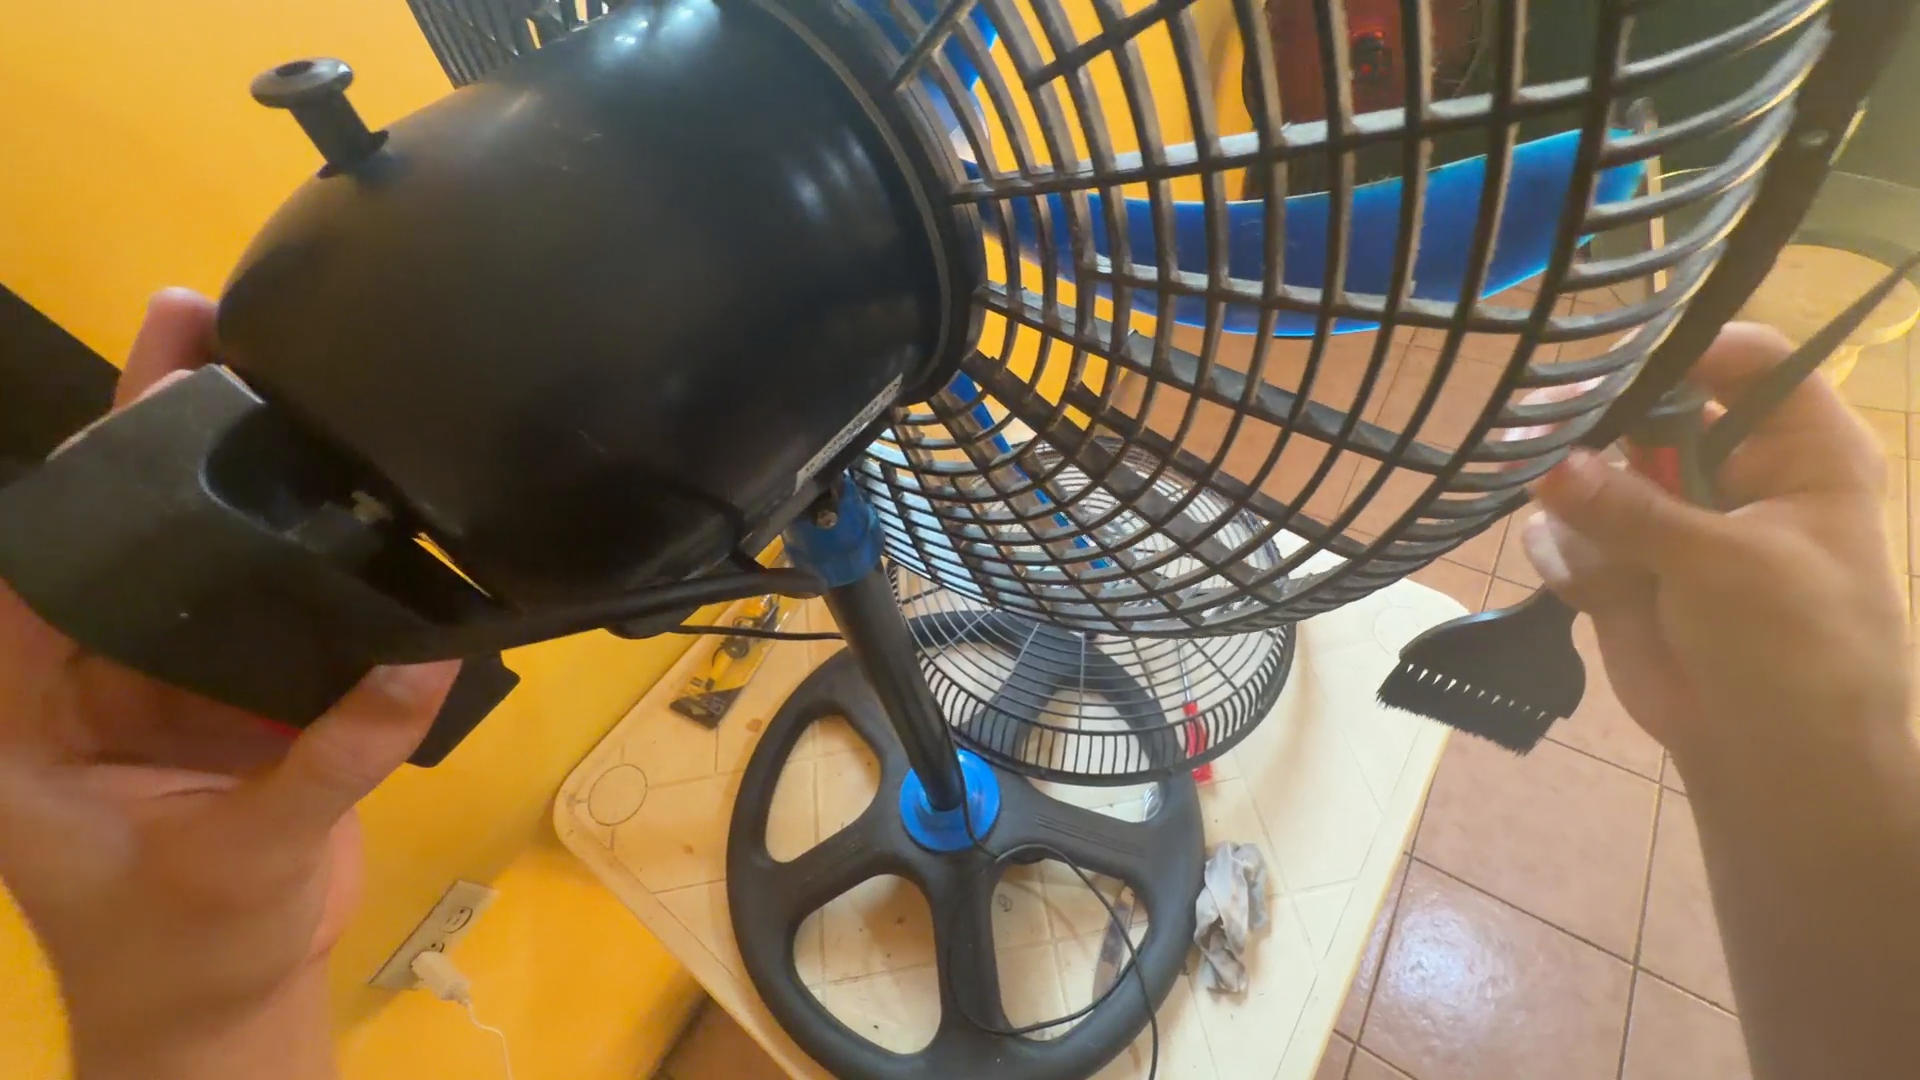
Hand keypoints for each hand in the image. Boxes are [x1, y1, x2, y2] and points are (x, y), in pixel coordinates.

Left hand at [0, 289, 457, 1079]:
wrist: (232, 987)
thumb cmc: (192, 938)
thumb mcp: (246, 849)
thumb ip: (334, 754)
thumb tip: (425, 659)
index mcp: (32, 705)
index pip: (44, 559)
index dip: (89, 461)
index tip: (155, 367)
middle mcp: (99, 672)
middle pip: (126, 535)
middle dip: (164, 434)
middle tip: (212, 327)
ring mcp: (184, 681)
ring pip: (210, 566)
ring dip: (249, 490)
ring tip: (296, 398)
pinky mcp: (256, 697)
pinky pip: (284, 615)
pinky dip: (317, 565)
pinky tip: (355, 515)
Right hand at [1523, 322, 1909, 771]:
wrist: (1767, 748)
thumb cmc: (1795, 645)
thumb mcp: (1725, 564)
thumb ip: (1630, 508)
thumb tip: (1542, 463)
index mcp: (1793, 452)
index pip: (1743, 362)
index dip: (1679, 352)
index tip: (1600, 369)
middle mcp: (1722, 473)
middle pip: (1642, 416)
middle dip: (1590, 435)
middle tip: (1532, 443)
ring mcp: (1662, 518)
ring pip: (1585, 478)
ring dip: (1573, 511)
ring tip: (1594, 556)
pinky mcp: (1614, 560)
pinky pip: (1561, 535)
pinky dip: (1565, 559)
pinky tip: (1592, 592)